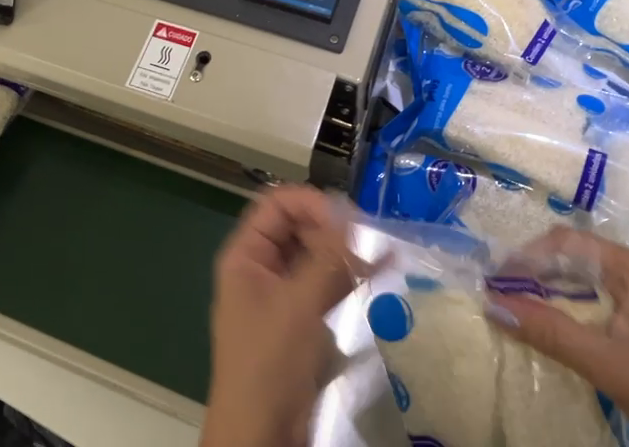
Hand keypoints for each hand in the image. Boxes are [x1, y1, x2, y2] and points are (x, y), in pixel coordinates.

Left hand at [201, 186, 356, 446]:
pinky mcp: (303, 320)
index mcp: (245, 256)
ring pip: (316, 256)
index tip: (350, 217)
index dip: (311, 203)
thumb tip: (351, 214)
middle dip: (333, 228)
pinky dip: (350, 276)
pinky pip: (327, 285)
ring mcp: (283, 295)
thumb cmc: (268, 364)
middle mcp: (262, 268)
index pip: (277, 205)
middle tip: (370, 239)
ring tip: (382, 254)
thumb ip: (325, 258)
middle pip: (298, 227)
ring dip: (346, 252)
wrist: (260, 436)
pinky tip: (382, 268)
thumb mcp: (297, 306)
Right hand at [484, 230, 628, 446]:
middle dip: (536, 274)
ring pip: (591, 281)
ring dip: (554, 293)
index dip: (527, 256)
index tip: (494, 278)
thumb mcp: (608, 366)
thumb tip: (492, 304)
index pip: (568, 242)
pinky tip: (558, 328)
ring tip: (519, 310)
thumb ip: (550, 332)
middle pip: (579, 258)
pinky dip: (576, 310)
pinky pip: (607, 301)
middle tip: (500, 295)